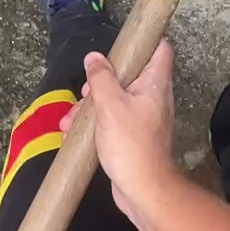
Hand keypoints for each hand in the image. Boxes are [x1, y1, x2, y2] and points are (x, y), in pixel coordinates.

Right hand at [61, 41, 179, 214]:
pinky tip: (73, 132)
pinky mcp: (134, 134)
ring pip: (116, 97)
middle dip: (102, 80)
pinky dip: (95, 121)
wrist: (143, 190)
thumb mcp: (110, 106)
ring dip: (92, 104)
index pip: (160, 48)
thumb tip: (94, 57)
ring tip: (70, 119)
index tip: (119, 44)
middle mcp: (153, 95)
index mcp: (155, 82)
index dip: (143, 40)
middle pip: (129, 73)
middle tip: (85, 91)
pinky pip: (113, 118)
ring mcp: (145, 115)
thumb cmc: (131, 145)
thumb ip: (101, 79)